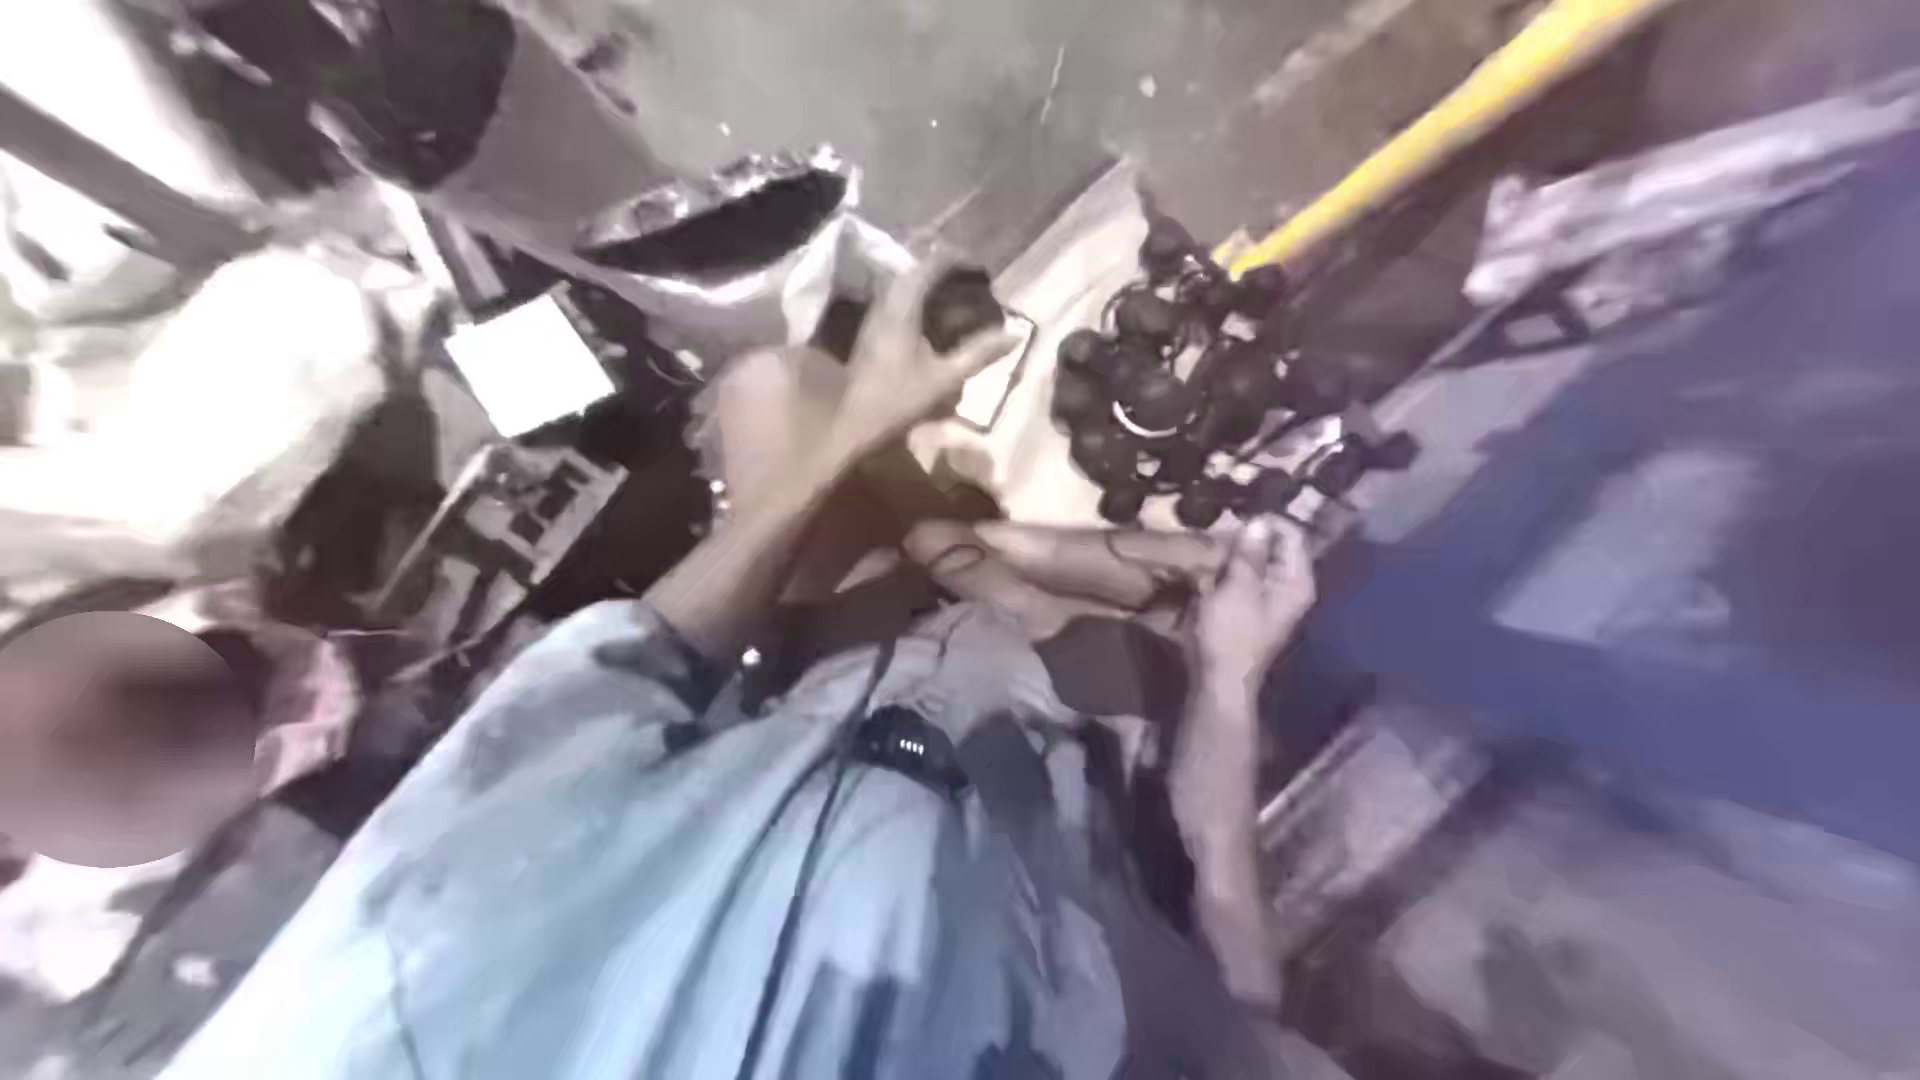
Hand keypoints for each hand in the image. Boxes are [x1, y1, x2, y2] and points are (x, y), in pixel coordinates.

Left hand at [826, 260, 1018, 462]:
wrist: (854, 425)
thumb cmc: (900, 400)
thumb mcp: (945, 379)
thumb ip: (979, 353)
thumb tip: (1015, 335)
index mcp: (901, 310)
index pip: (928, 267)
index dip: (952, 259)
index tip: (976, 262)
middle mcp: (883, 306)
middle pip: (911, 272)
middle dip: (939, 268)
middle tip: (966, 274)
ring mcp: (873, 319)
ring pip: (900, 287)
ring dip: (925, 283)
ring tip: (951, 290)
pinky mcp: (869, 334)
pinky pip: (894, 303)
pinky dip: (914, 300)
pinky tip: (929, 315)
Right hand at [1187, 516, 1315, 698]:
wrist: (1217, 679)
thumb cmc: (1230, 634)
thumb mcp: (1237, 589)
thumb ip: (1249, 555)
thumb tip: (1257, 522)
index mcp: (1295, 581)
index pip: (1292, 535)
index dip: (1266, 523)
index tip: (1234, 522)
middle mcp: (1287, 586)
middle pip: (1273, 547)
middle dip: (1244, 540)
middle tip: (1216, 537)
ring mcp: (1267, 598)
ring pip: (1253, 562)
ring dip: (1231, 556)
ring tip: (1208, 553)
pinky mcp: (1247, 607)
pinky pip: (1240, 578)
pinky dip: (1224, 572)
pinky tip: (1205, 574)